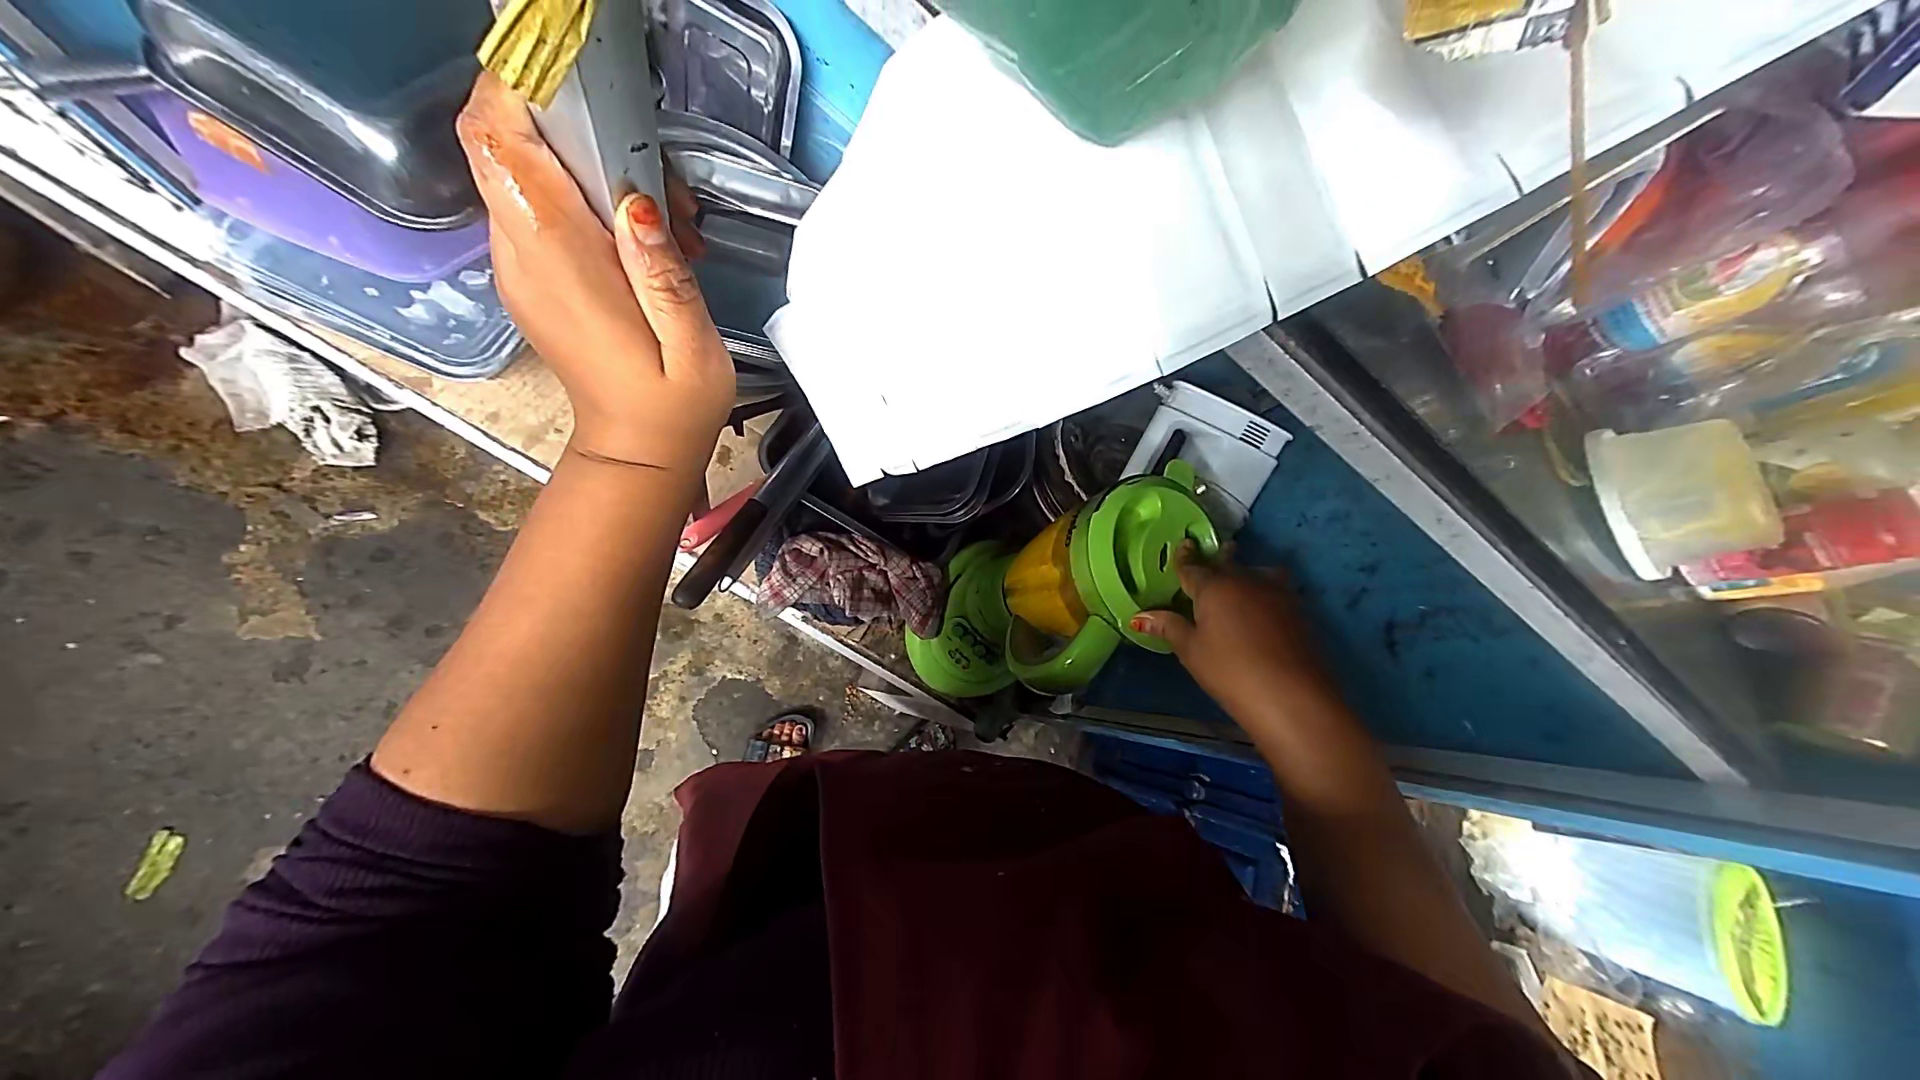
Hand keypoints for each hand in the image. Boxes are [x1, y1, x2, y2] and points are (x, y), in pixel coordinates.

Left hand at [455, 72, 733, 472]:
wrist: (636, 450)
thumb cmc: (671, 404)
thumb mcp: (691, 344)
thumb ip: (663, 272)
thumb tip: (636, 202)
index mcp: (562, 264)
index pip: (501, 143)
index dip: (518, 85)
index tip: (568, 65)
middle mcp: (523, 256)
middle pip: (507, 145)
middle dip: (580, 133)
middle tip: (659, 186)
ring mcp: (520, 267)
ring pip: (526, 173)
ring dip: (592, 173)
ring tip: (666, 228)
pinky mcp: (532, 276)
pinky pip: (538, 209)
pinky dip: (585, 202)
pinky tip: (643, 245)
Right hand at [1132, 543, 1343, 727]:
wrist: (1293, 696)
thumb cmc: (1231, 671)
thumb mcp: (1191, 651)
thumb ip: (1169, 627)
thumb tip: (1140, 616)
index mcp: (1214, 586)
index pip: (1193, 567)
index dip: (1184, 558)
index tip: (1182, 546)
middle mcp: (1245, 580)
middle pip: (1227, 563)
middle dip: (1216, 559)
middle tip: (1210, 557)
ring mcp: (1277, 593)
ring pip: (1256, 571)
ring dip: (1245, 572)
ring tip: (1239, 582)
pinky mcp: (1299, 610)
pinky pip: (1274, 589)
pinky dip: (1263, 591)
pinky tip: (1260, 608)